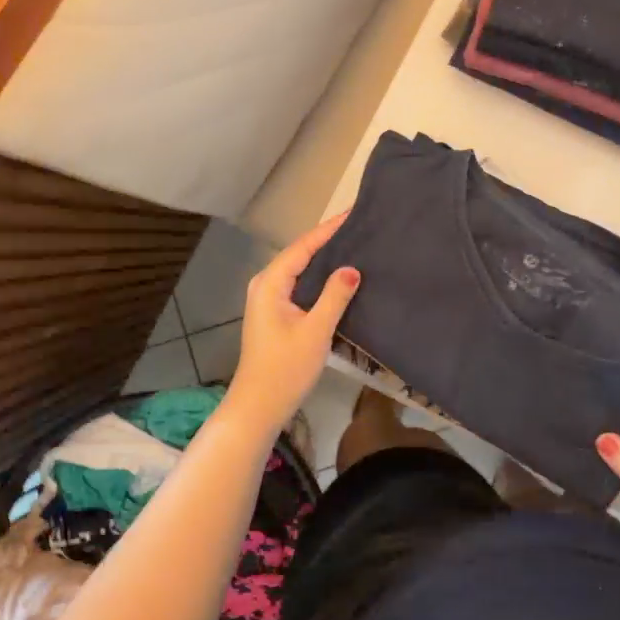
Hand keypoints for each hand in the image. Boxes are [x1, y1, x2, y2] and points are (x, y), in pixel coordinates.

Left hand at [225, 213, 360, 429]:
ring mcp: (268, 300)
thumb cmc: (285, 368)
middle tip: (360, 227)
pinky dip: (319, 278)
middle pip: (300, 254)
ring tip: (355, 246)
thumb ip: (335, 296)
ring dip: (324, 260)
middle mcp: (265, 285)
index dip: (329, 229)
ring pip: (300, 270)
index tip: (354, 213)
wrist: (259, 406)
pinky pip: (299, 285)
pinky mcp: (275, 314)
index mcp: (270, 283)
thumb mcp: (316, 331)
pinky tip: (340, 279)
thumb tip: (352, 268)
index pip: (303, 246)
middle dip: (328, 240)